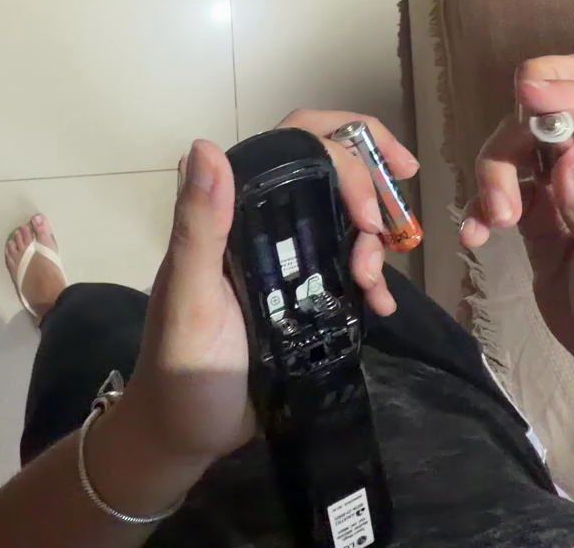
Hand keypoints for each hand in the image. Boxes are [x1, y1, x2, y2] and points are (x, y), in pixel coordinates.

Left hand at [121, 113, 413, 467]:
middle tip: (392, 229)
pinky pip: (348, 263)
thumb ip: (198, 223)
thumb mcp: (189, 294)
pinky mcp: (304, 290)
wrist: (186, 433)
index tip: (372, 204)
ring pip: (345, 215)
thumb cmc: (180, 364)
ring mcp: (285, 254)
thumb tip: (204, 145)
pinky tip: (380, 304)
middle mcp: (262, 218)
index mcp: (234, 205)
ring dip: (372, 238)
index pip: (294, 141)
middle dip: (371, 186)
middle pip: (330, 168)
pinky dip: (373, 275)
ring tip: (373, 284)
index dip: (345, 151)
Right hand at [459, 56, 573, 410]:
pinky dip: (482, 203)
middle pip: (568, 107)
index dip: (570, 96)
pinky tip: (476, 236)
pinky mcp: (538, 208)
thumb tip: (572, 154)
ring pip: (523, 143)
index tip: (526, 88)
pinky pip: (503, 184)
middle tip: (507, 135)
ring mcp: (571, 186)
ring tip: (497, 220)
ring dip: (497, 171)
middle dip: (529, 111)